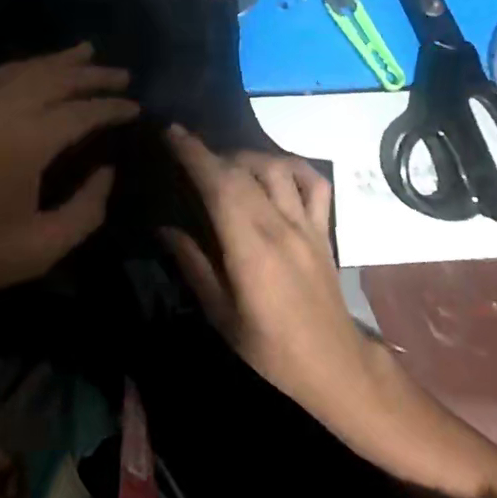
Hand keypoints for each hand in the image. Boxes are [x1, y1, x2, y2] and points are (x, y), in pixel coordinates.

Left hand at [0, 44, 139, 312]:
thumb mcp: (46, 245)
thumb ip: (87, 208)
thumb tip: (106, 172)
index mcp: (28, 142)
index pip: (81, 112)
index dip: (112, 108)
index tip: (136, 108)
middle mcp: (4, 113)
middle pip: (57, 80)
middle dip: (93, 75)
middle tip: (124, 76)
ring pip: (26, 70)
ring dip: (60, 60)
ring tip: (88, 51)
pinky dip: (22, 65)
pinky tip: (35, 66)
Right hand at [162, 126, 373, 414]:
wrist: (331, 364)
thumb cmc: (268, 348)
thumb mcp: (221, 314)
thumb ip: (193, 265)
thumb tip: (165, 228)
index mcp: (250, 247)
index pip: (219, 185)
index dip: (195, 154)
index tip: (173, 133)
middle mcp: (280, 225)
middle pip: (245, 171)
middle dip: (213, 153)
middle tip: (189, 150)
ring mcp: (307, 224)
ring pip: (279, 169)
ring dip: (249, 157)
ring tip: (228, 163)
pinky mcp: (325, 230)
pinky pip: (315, 185)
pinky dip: (295, 168)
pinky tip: (277, 171)